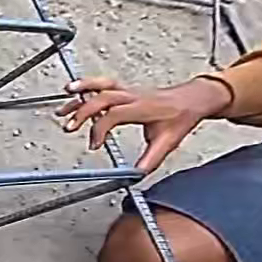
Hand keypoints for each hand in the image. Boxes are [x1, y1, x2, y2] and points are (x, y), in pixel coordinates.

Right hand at [55, 76, 231, 172]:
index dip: (99, 130)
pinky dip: (85, 87)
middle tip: (69, 128)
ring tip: (63, 107)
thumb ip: (150, 160)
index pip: (114, 115)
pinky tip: (72, 93)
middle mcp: (135, 97)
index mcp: (145, 108)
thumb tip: (134, 176)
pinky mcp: (125, 90)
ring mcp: (129, 91)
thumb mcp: (169, 141)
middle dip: (83, 112)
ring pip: (102, 86)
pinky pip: (103, 84)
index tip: (94, 146)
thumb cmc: (182, 117)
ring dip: (80, 94)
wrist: (197, 97)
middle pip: (103, 98)